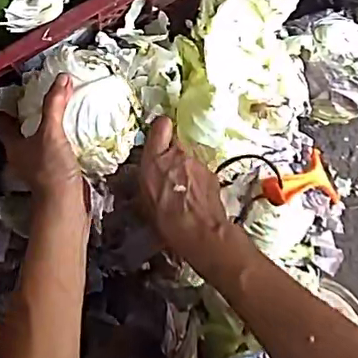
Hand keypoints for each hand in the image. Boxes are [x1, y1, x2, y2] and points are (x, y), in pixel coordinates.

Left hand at [0, 74, 83, 199]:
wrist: (65, 205)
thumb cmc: (50, 168)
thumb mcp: (51, 132)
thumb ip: (55, 104)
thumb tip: (62, 78)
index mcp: (12, 144)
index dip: (3, 108)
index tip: (16, 93)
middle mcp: (21, 155)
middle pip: (19, 131)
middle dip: (29, 116)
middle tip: (43, 98)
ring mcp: (36, 166)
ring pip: (36, 141)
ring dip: (46, 129)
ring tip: (61, 112)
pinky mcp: (52, 173)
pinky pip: (53, 151)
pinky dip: (60, 141)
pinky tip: (73, 134)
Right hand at [136, 117, 239, 268]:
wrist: (199, 232)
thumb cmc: (165, 218)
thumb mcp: (145, 199)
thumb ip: (147, 178)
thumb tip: (148, 176)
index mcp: (155, 158)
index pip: (161, 126)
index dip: (161, 129)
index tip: (160, 137)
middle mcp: (178, 154)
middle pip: (177, 147)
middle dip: (173, 157)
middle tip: (170, 176)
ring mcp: (198, 163)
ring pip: (190, 160)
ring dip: (187, 171)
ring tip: (184, 192)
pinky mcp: (212, 174)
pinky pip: (201, 172)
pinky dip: (199, 181)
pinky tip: (196, 198)